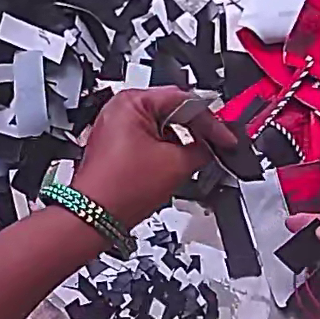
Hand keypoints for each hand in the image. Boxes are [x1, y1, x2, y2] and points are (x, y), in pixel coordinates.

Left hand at [72, 88, 237, 227]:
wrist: (93, 218)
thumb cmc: (119, 190)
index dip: (212, 122)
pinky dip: (165, 152)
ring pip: (161, 127)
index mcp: (131, 102)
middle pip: (172, 111)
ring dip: (182, 142)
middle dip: (197, 131)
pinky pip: (148, 141)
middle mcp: (119, 110)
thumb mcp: (176, 165)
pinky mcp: (114, 146)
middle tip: (216, 147)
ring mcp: (114, 128)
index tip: (226, 138)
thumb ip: (202, 149)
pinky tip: (175, 166)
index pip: (185, 100)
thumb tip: (211, 147)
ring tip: (194, 161)